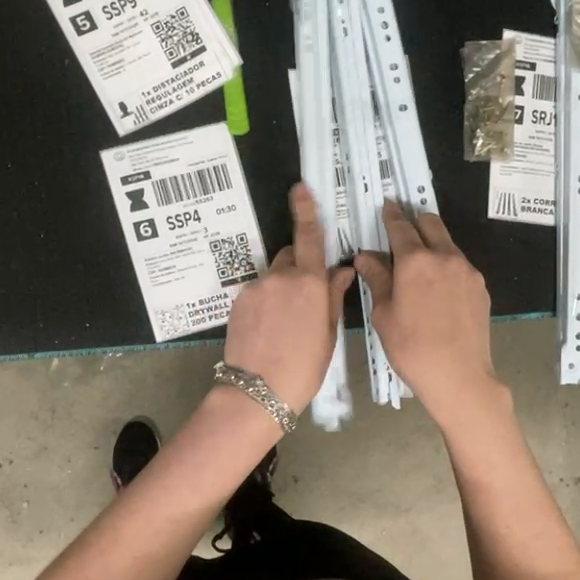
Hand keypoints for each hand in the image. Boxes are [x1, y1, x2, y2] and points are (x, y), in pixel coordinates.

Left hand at [221, 184, 355, 412]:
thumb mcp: (328, 335)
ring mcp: (256, 287)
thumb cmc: (303, 368)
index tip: (300, 188)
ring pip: (272, 276)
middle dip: (299, 268)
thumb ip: (333, 298)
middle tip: (306, 300)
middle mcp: (281, 277)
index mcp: (310, 283)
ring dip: (281, 288)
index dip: (306, 210)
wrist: (257, 391)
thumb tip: (340, 272)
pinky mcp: (238, 301)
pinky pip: (257, 292)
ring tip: (284, 324)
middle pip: (290, 257)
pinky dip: (265, 302)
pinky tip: (267, 329)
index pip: (309, 237)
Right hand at [353, 203, 502, 425]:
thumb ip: (377, 279)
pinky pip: (460, 265)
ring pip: (447, 243)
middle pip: (430, 223)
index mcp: (415, 261)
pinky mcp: (480, 287)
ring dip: (432, 244)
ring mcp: (467, 271)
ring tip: (418, 264)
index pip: (400, 227)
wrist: (459, 377)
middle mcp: (445, 257)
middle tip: (401, 231)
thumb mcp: (383, 315)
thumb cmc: (412, 348)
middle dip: (414, 222)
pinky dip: (445, 266)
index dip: (390, 215)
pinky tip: (437, 289)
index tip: (386, 207)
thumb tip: (365, 257)